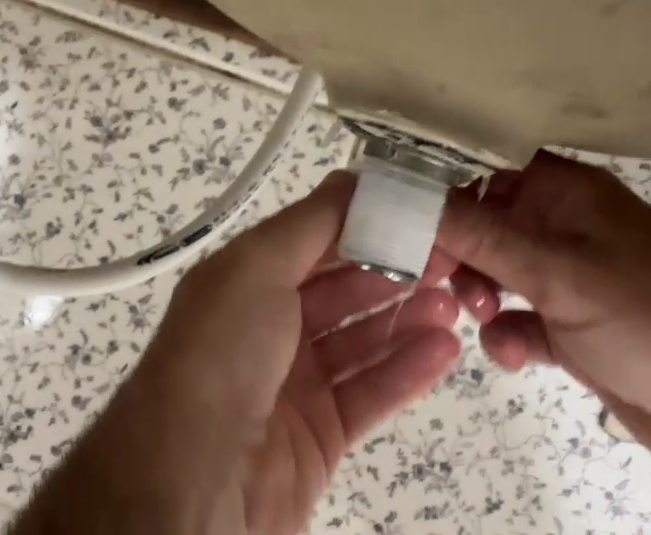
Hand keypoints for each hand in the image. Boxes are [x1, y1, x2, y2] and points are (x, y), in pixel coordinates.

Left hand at [13, 171, 461, 534]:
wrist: (195, 470)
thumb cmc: (221, 351)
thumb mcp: (257, 265)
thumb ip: (312, 224)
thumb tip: (357, 180)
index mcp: (244, 277)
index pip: (313, 239)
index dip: (364, 223)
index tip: (417, 214)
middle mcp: (266, 323)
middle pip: (340, 287)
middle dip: (393, 268)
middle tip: (450, 259)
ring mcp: (293, 379)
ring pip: (360, 339)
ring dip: (407, 317)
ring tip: (454, 301)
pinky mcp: (320, 432)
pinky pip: (370, 392)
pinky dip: (407, 369)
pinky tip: (443, 348)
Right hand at [434, 152, 650, 518]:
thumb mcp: (563, 275)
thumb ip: (478, 236)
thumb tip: (401, 192)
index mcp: (567, 195)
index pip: (481, 166)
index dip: (435, 183)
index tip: (394, 213)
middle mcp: (564, 229)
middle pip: (479, 222)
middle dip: (450, 248)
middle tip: (427, 274)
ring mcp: (572, 282)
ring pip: (492, 273)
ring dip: (476, 294)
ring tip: (480, 316)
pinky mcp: (578, 332)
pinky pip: (520, 321)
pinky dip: (509, 336)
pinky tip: (517, 356)